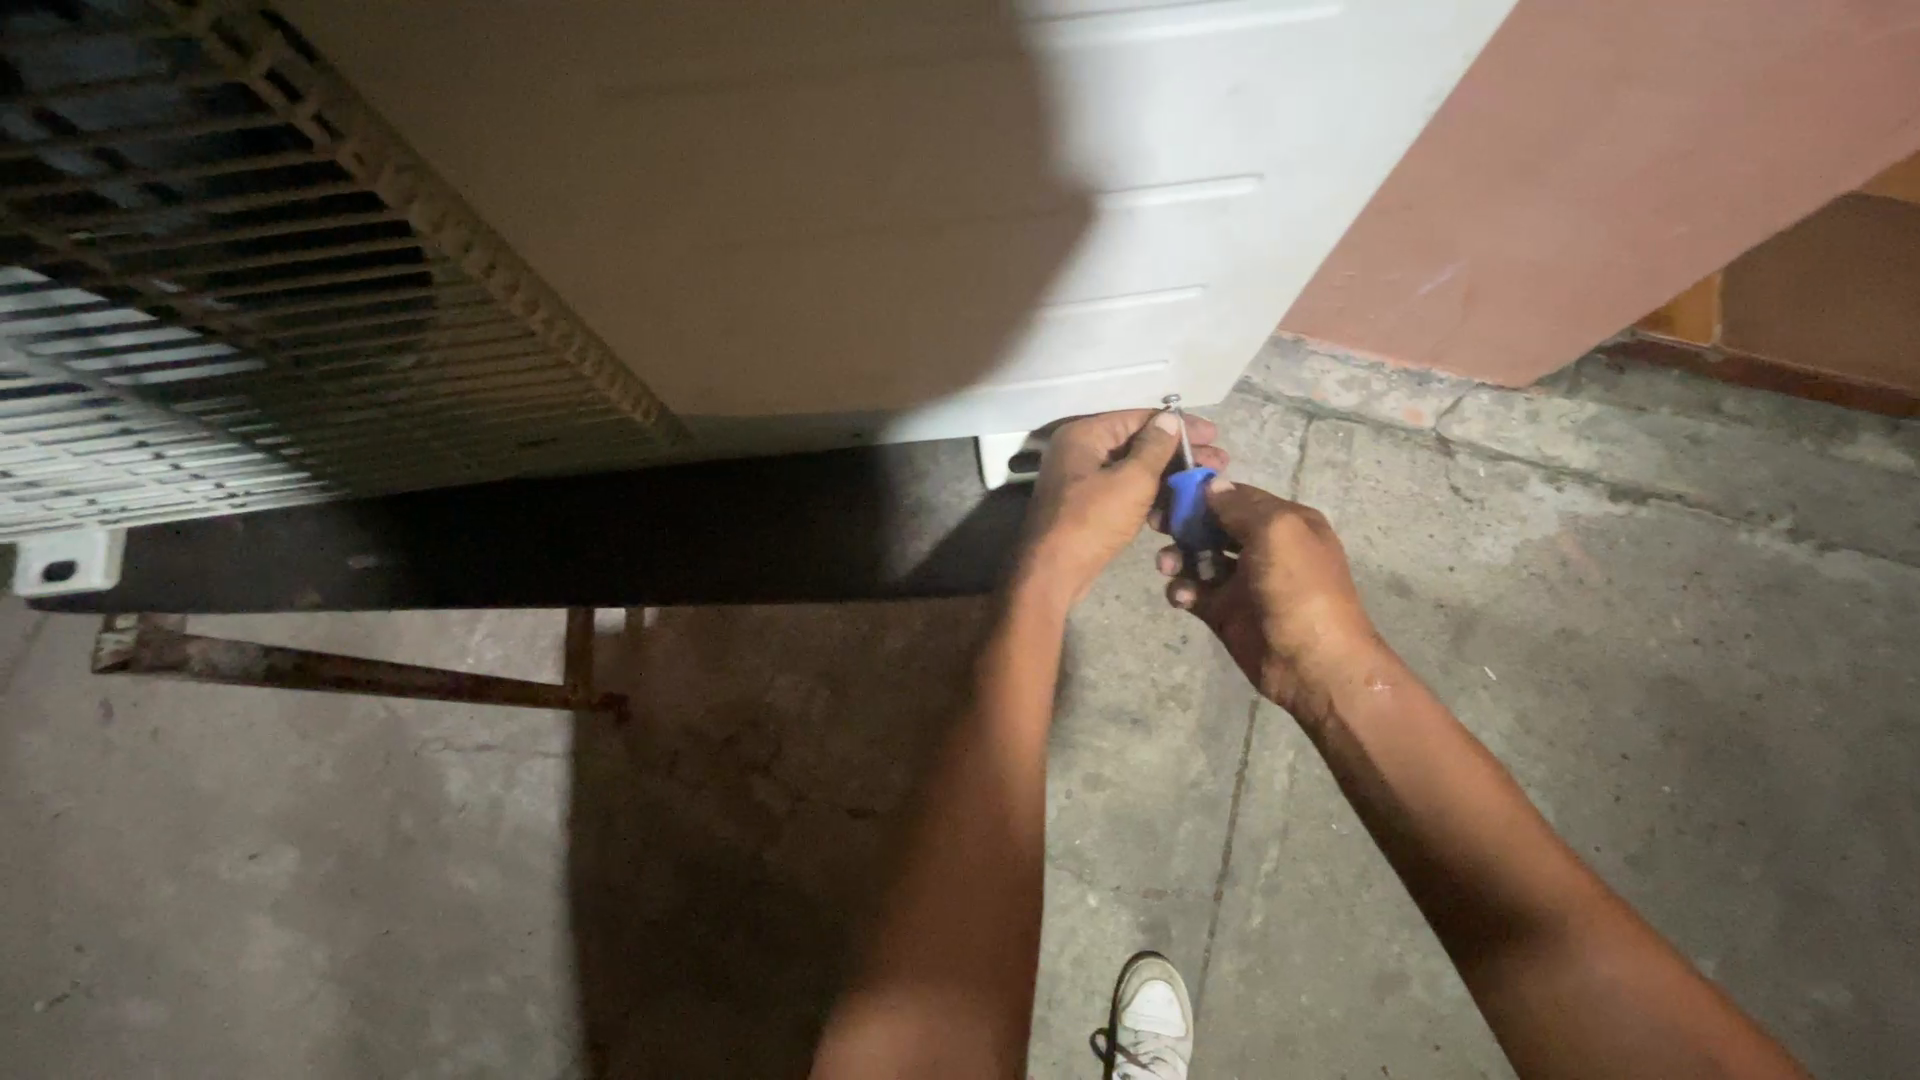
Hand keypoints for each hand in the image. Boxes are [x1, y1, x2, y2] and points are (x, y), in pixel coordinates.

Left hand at [1016, 409, 1226, 609]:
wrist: (1053, 573)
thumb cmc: (1092, 521)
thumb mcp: (1131, 480)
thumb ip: (1154, 447)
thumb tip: (1169, 419)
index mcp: (1084, 435)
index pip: (1139, 418)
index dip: (1178, 425)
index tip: (1214, 434)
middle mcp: (1079, 452)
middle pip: (1137, 444)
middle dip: (1178, 454)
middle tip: (1218, 463)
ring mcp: (1081, 481)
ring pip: (1132, 471)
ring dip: (1168, 478)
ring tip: (1203, 486)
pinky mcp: (1087, 508)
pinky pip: (1123, 493)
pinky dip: (1148, 498)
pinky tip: (1177, 509)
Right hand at [1156, 480, 1383, 717]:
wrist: (1313, 663)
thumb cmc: (1299, 587)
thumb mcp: (1277, 531)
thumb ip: (1241, 506)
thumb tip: (1211, 486)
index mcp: (1284, 522)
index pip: (1236, 497)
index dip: (1202, 494)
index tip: (1168, 493)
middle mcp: (1263, 548)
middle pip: (1213, 526)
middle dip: (1184, 524)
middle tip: (1156, 525)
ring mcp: (1242, 582)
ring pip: (1198, 558)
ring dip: (1178, 557)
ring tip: (1167, 567)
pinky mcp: (1224, 612)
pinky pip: (1194, 591)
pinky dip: (1182, 590)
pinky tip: (1181, 597)